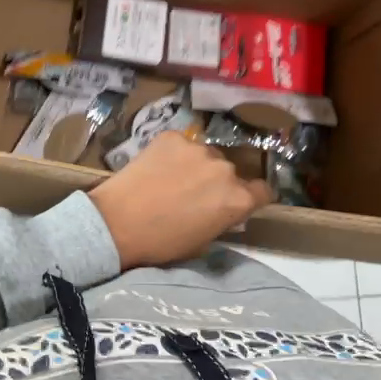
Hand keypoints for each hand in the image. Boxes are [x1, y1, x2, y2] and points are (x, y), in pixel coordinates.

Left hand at [89, 132, 271, 269]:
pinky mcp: (171, 136)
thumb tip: (223, 208)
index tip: (239, 200)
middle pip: (230, 171)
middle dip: (217, 181)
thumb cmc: (162, 242)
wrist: (118, 222)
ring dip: (196, 165)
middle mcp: (225, 169)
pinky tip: (157, 167)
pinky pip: (180, 144)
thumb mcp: (203, 240)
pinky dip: (173, 153)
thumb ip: (222, 218)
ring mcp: (197, 148)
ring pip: (205, 155)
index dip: (252, 196)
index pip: (262, 190)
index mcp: (238, 198)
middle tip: (195, 193)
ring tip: (172, 179)